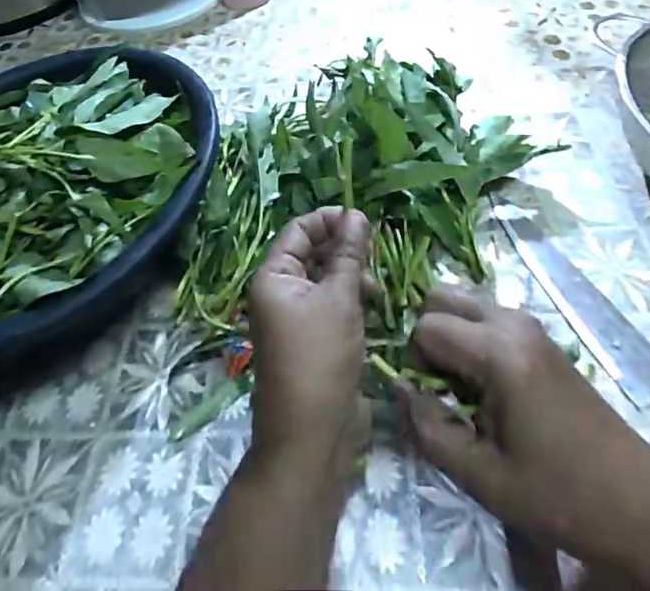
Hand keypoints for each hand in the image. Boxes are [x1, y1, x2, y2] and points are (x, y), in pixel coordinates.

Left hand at [245, 205, 370, 482]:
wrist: (311, 433)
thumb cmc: (321, 358)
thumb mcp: (339, 300)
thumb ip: (348, 255)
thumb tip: (356, 215)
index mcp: (272, 276)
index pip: (298, 231)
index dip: (328, 220)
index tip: (362, 218)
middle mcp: (278, 291)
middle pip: (310, 253)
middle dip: (342, 248)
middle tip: (376, 252)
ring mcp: (294, 316)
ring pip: (323, 279)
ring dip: (349, 275)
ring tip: (377, 286)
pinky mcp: (311, 338)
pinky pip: (330, 305)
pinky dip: (350, 299)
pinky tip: (374, 305)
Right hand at [400, 286, 649, 580]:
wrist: (646, 511)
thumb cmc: (562, 496)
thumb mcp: (483, 478)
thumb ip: (428, 428)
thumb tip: (398, 388)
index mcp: (499, 352)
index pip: (425, 326)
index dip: (415, 361)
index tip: (431, 400)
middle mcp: (513, 323)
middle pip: (440, 296)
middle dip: (427, 334)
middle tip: (440, 384)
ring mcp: (531, 326)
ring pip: (463, 300)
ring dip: (449, 333)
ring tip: (461, 385)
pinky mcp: (542, 337)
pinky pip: (486, 314)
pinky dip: (471, 336)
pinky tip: (486, 383)